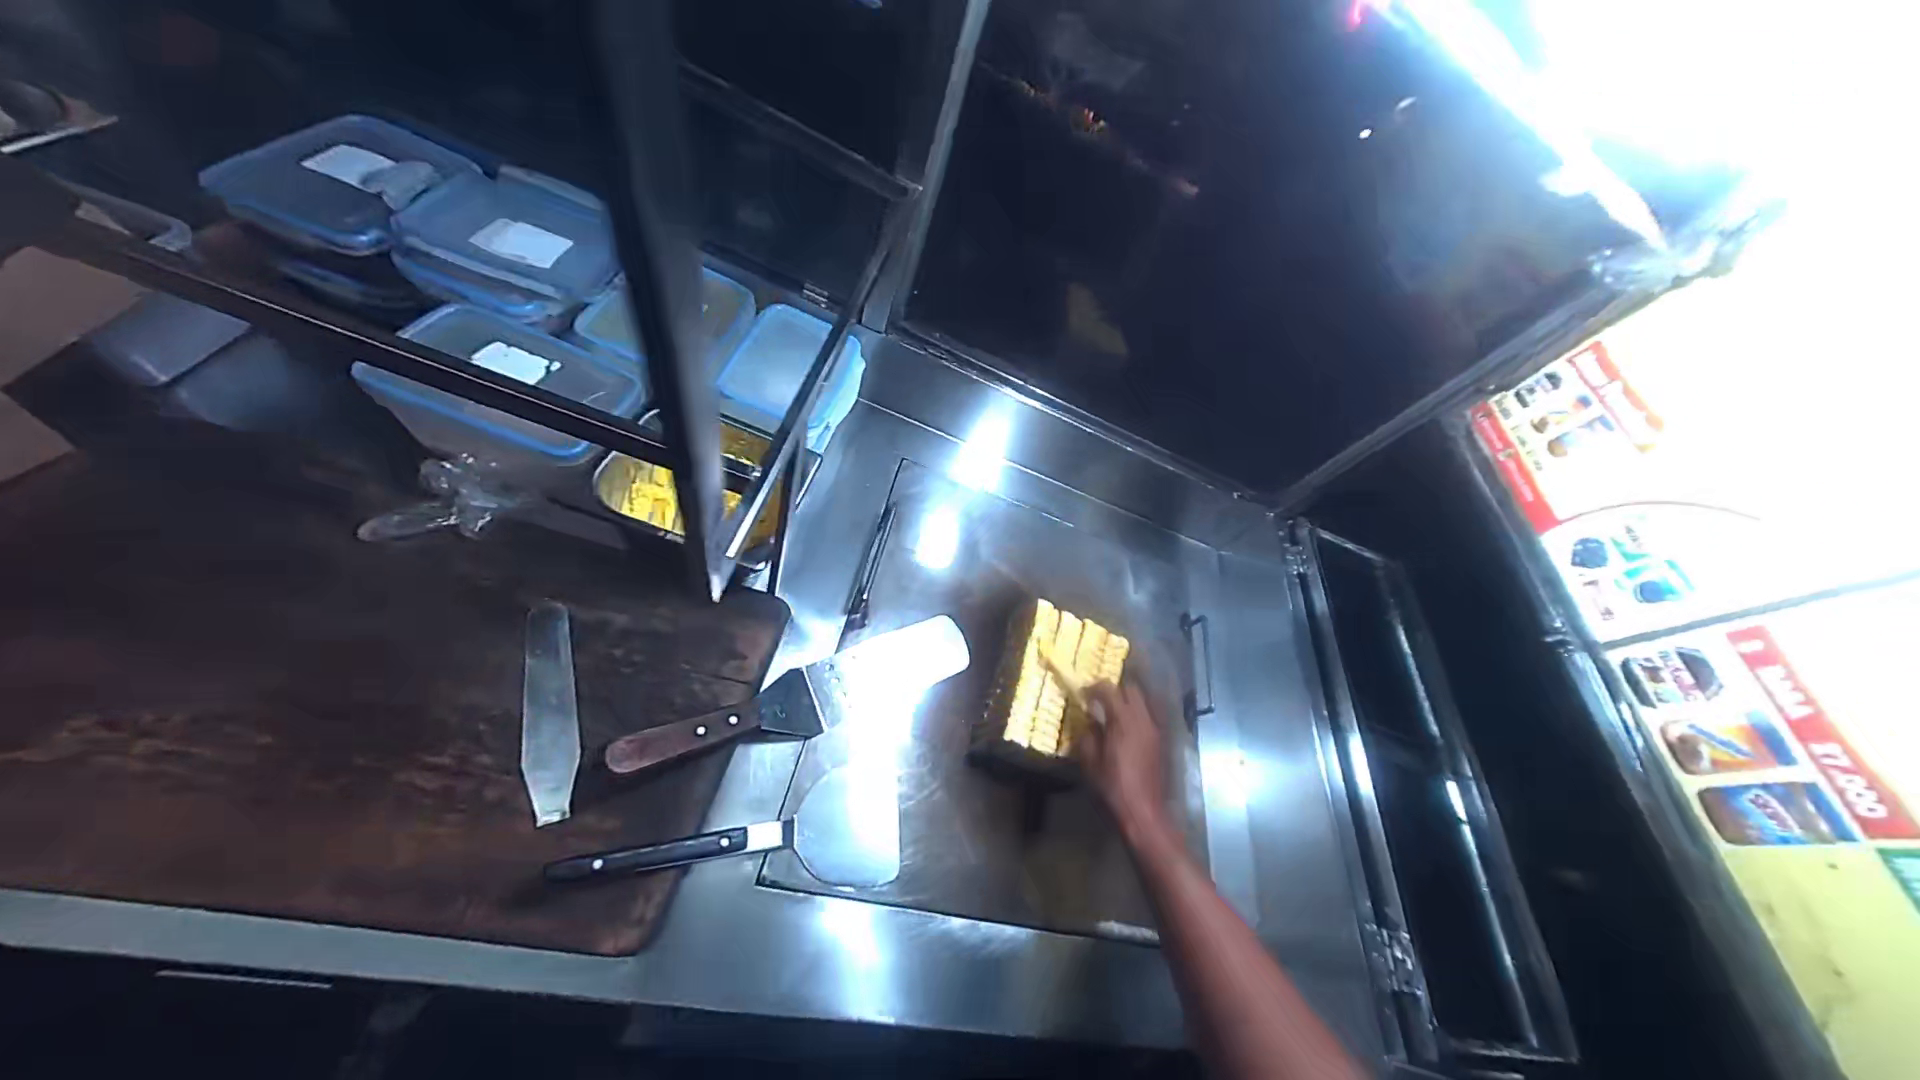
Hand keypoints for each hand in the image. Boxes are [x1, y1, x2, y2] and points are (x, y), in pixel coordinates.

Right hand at [1078, 680, 1173, 848]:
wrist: (1143, 810)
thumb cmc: (1113, 786)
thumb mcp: (1091, 761)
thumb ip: (1088, 735)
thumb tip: (1089, 722)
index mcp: (1123, 720)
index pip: (1109, 689)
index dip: (1093, 688)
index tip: (1083, 695)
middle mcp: (1142, 719)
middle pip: (1131, 689)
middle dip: (1114, 690)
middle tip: (1099, 701)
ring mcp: (1155, 729)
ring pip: (1142, 702)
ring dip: (1127, 701)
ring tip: (1112, 714)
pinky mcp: (1160, 740)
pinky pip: (1148, 716)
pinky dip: (1136, 714)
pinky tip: (1125, 729)